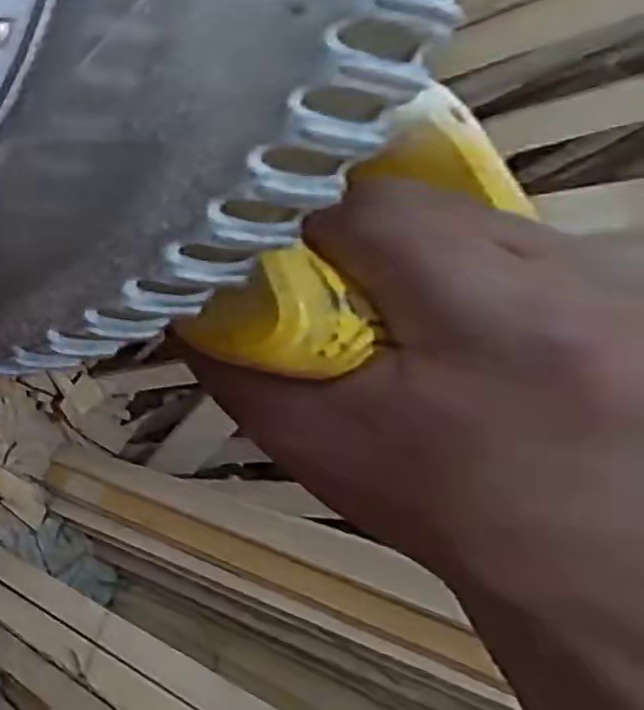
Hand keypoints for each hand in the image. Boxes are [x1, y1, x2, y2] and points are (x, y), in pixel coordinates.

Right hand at [193, 180, 643, 706]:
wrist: (600, 574)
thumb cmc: (435, 505)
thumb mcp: (299, 431)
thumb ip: (225, 351)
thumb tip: (177, 290)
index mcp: (504, 322)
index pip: (372, 209)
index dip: (300, 223)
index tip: (270, 260)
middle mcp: (590, 285)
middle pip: (423, 201)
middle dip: (351, 229)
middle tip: (319, 281)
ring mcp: (632, 287)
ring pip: (469, 211)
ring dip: (408, 239)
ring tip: (382, 295)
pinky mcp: (641, 293)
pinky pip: (518, 237)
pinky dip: (462, 256)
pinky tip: (451, 307)